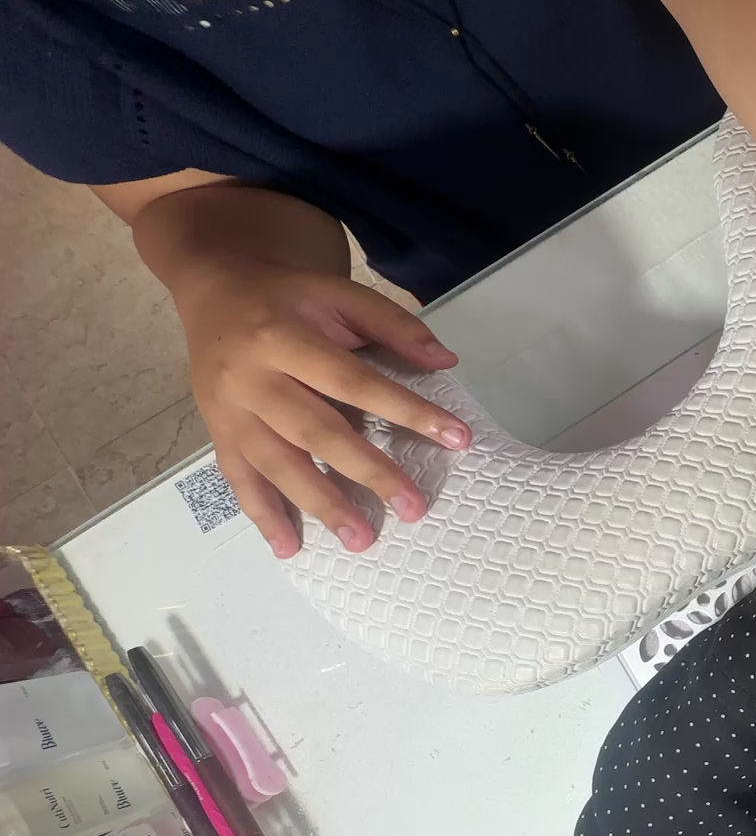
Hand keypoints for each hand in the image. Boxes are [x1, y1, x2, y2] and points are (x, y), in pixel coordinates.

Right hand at [176, 263, 471, 558]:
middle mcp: (249, 379)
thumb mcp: (345, 296)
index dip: (408, 411)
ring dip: (320, 506)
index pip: (357, 382)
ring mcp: (227, 409)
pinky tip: (290, 547)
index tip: (458, 438)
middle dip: (368, 473)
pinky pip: (238, 478)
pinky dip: (263, 515)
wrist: (216, 287)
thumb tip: (448, 360)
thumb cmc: (296, 298)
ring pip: (276, 465)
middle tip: (415, 508)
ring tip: (363, 540)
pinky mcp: (217, 431)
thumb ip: (397, 327)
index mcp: (285, 340)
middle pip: (317, 433)